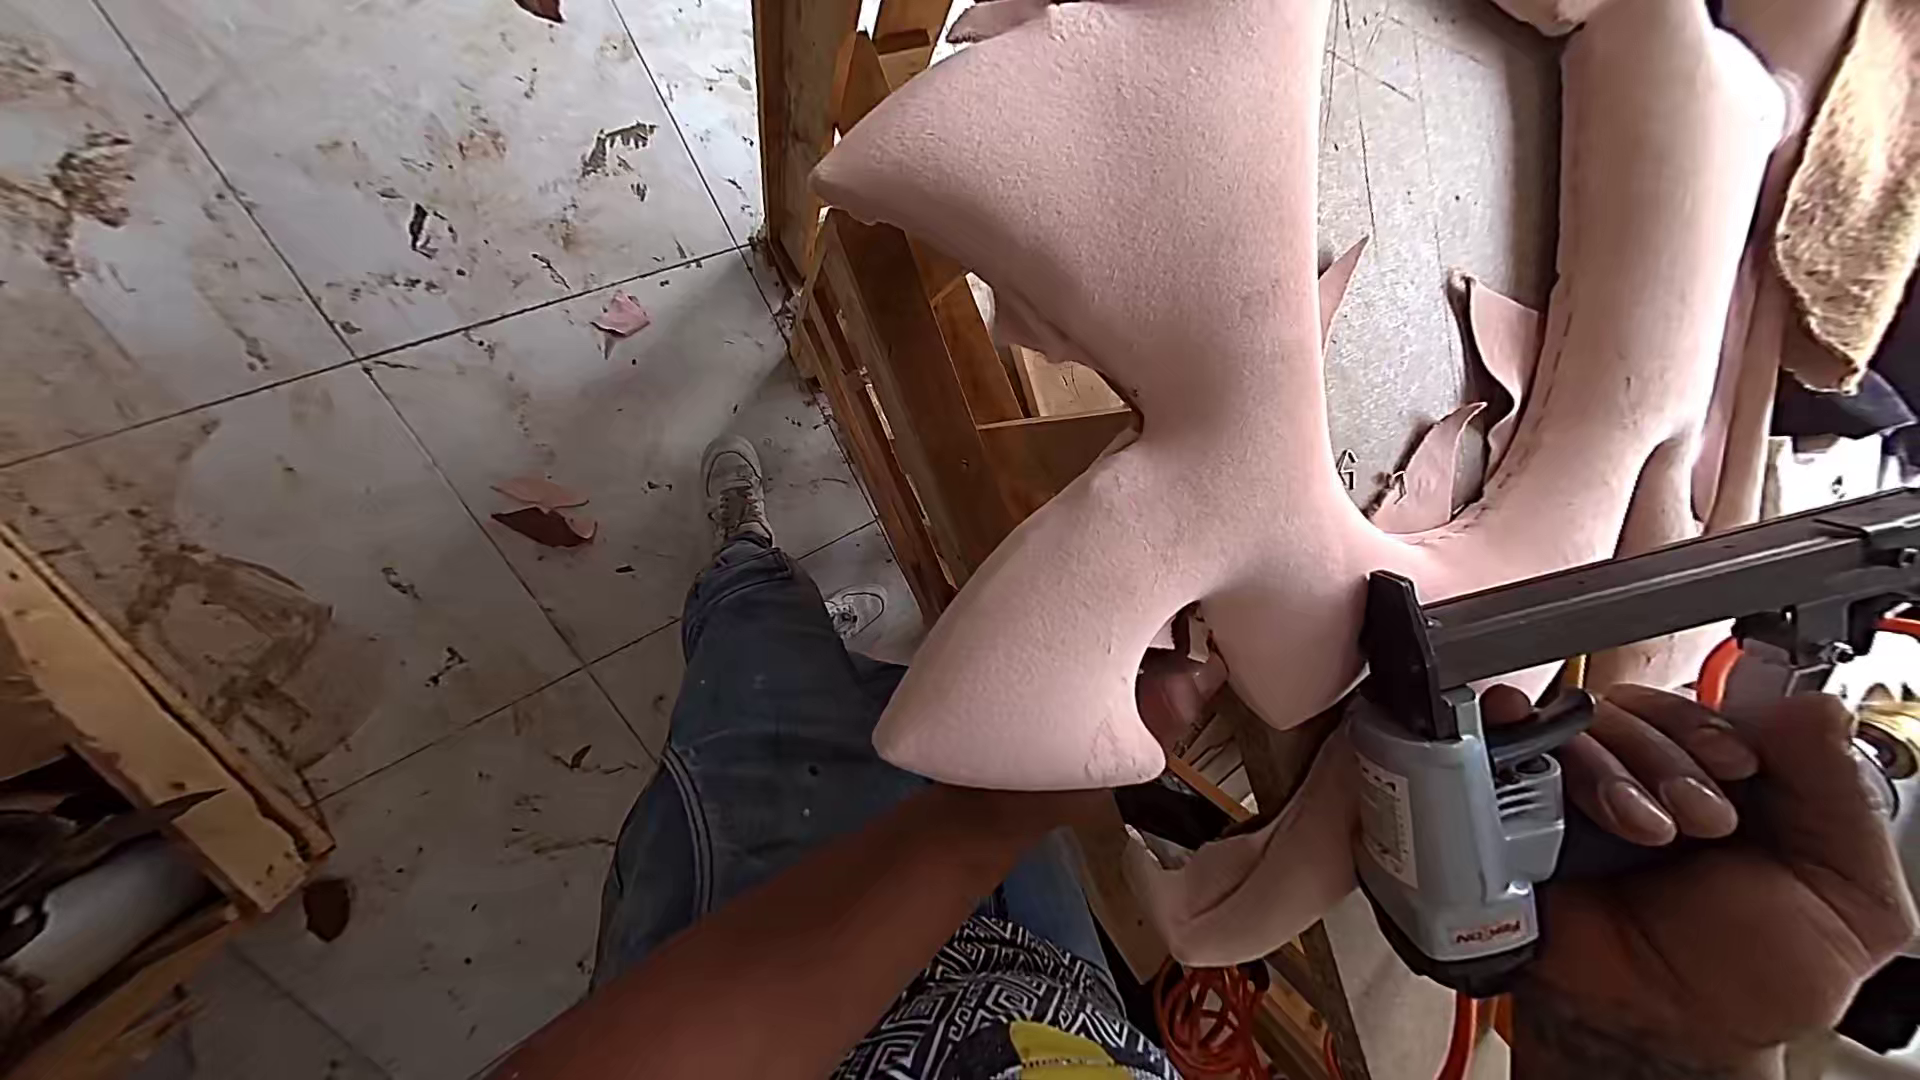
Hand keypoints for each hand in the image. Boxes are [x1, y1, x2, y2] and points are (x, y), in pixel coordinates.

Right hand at [1512, 690, 1917, 1075]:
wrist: (1644, 1008)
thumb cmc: (1742, 966)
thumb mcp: (1842, 897)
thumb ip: (1836, 801)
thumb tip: (1812, 703)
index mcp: (1713, 781)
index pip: (1698, 707)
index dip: (1711, 725)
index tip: (1736, 768)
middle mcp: (1634, 770)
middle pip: (1629, 708)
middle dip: (1666, 758)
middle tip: (1695, 822)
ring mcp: (1564, 777)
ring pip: (1571, 723)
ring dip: (1606, 769)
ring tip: (1634, 829)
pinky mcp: (1507, 786)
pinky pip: (1503, 735)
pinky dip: (1511, 725)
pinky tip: (1532, 751)